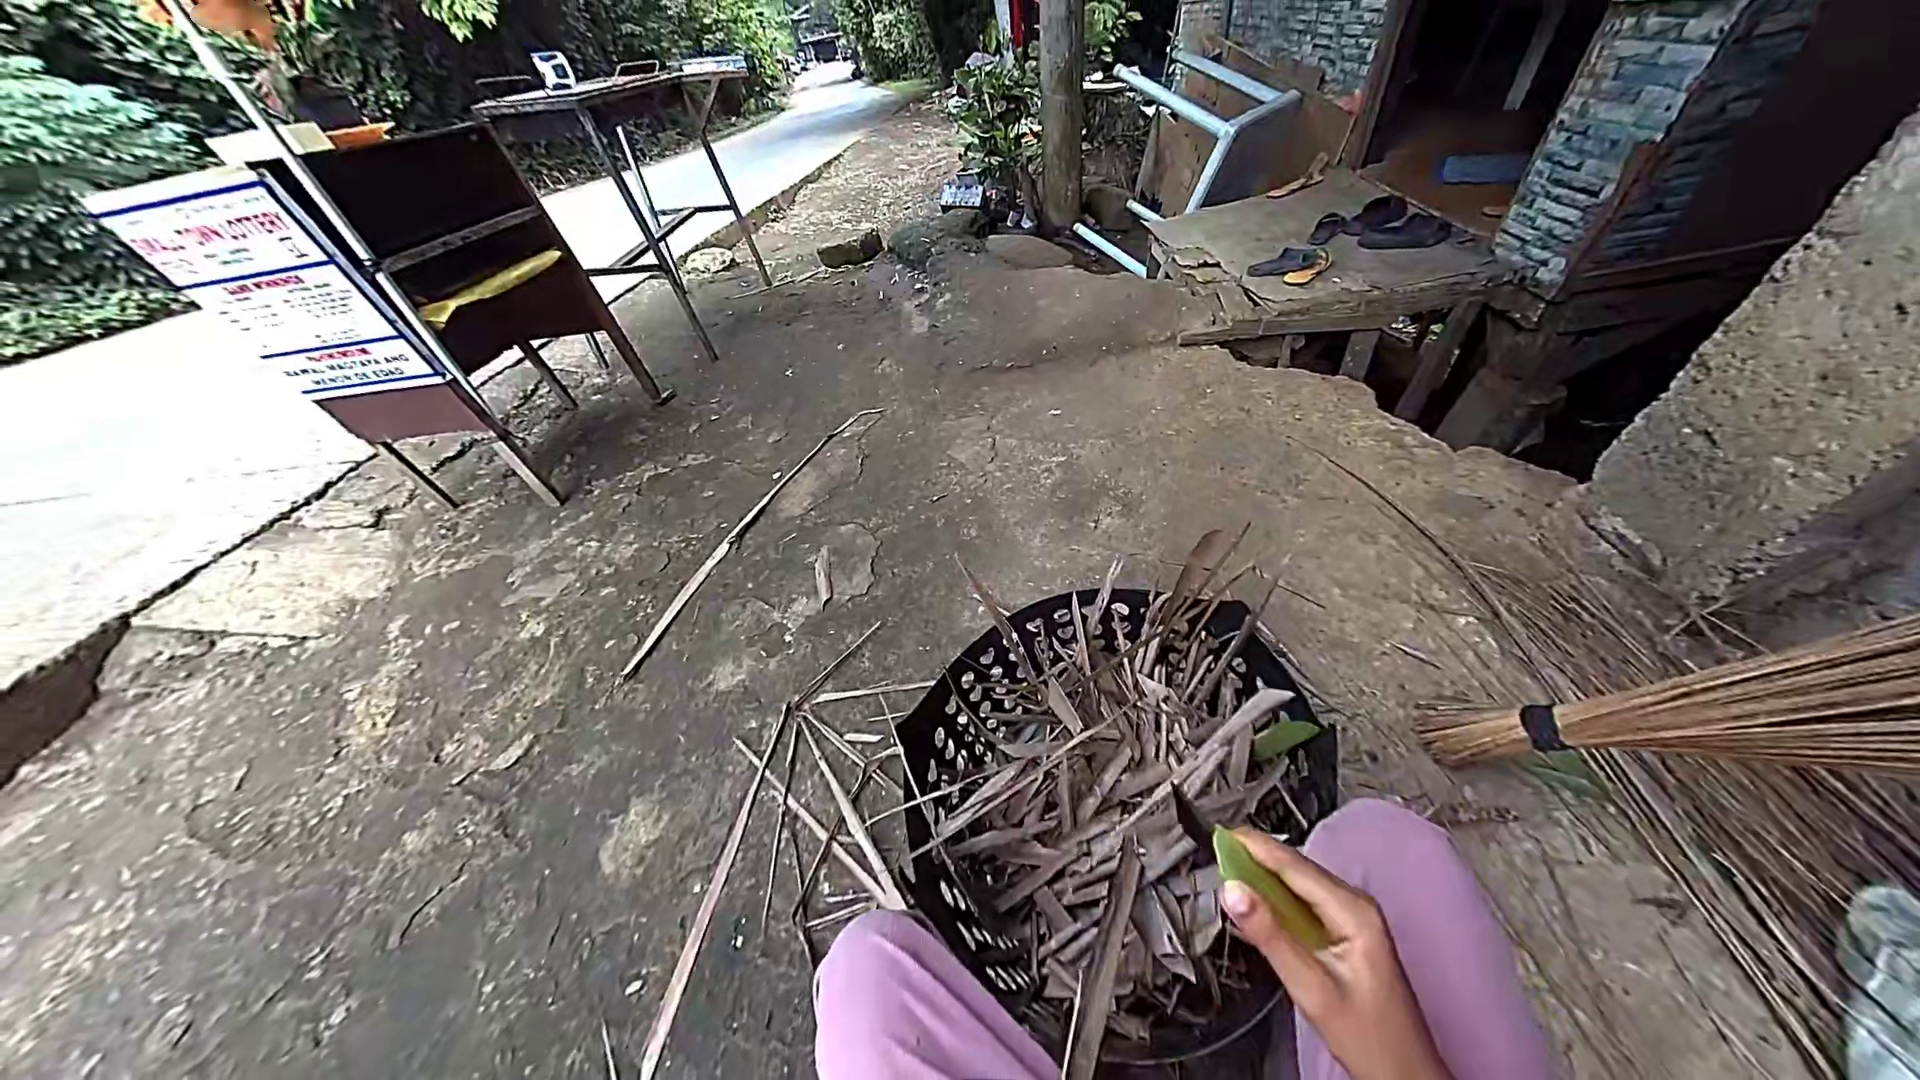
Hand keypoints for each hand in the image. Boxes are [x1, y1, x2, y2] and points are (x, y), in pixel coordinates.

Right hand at [1219, 828, 1454, 1079]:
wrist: (1405, 1075)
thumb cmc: (1369, 1038)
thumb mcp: (1311, 988)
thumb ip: (1269, 935)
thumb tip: (1232, 890)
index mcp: (1354, 911)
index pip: (1292, 863)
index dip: (1253, 845)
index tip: (1219, 835)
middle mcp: (1356, 903)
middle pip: (1295, 867)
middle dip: (1254, 856)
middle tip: (1216, 851)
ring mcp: (1353, 914)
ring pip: (1297, 881)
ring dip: (1262, 874)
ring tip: (1226, 868)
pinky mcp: (1345, 927)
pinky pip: (1303, 898)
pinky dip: (1274, 894)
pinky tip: (1254, 897)